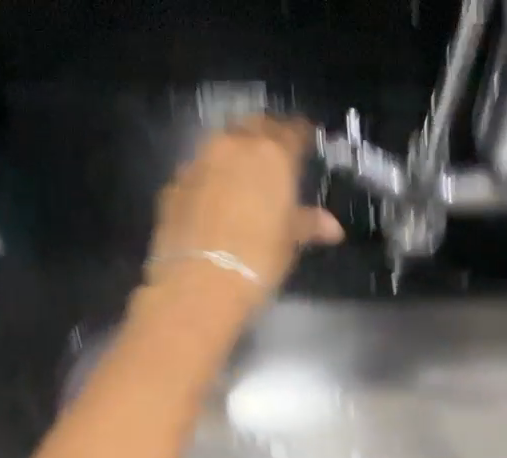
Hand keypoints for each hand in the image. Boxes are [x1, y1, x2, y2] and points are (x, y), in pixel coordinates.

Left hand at [145, 116, 343, 303]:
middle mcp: (234, 146)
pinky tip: (213, 199)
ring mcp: (199, 162)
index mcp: (272, 154)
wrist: (199, 283)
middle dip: (266, 135)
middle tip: (275, 153)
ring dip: (235, 153)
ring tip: (243, 174)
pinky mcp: (174, 183)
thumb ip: (308, 224)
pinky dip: (209, 178)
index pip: (293, 131)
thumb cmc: (257, 260)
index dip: (302, 135)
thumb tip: (332, 227)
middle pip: (254, 127)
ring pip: (222, 143)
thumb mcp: (289, 242)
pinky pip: (198, 170)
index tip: (307, 142)